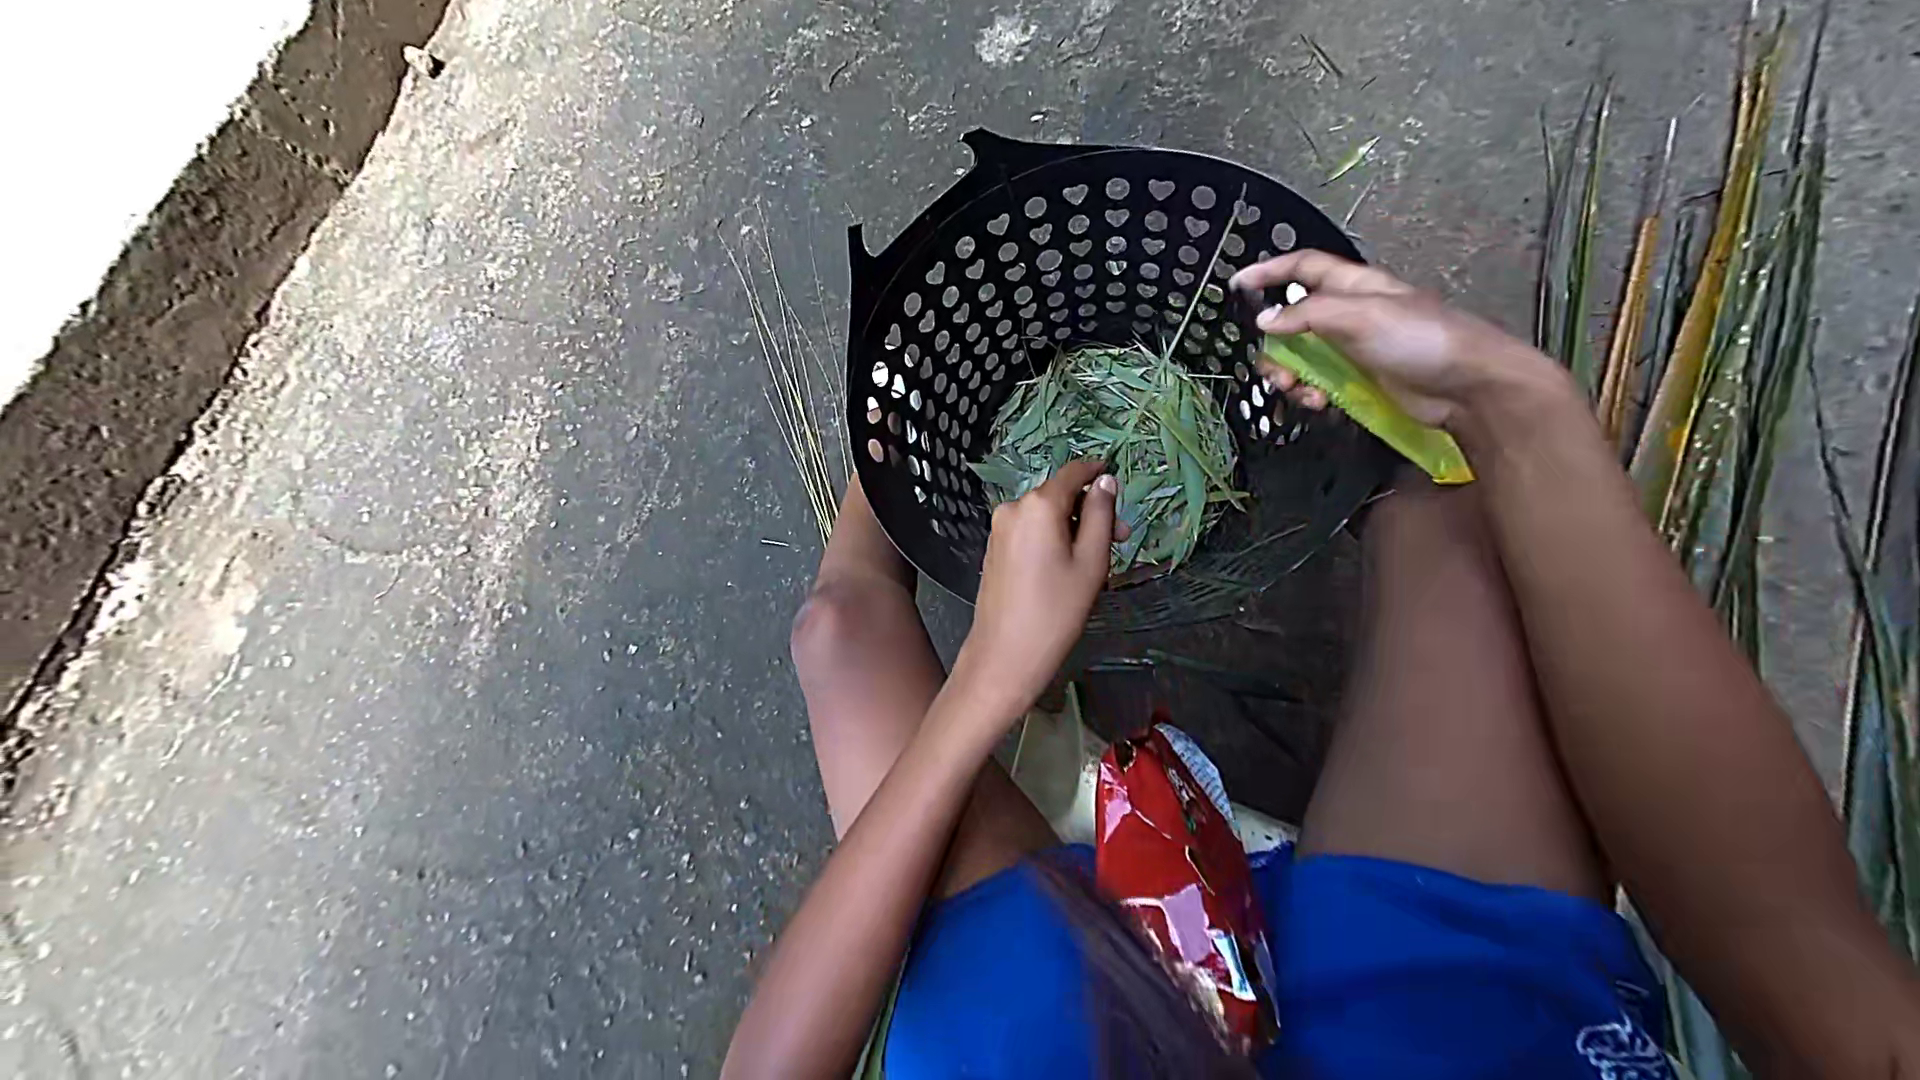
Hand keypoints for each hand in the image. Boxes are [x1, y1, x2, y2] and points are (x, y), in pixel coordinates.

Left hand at [954, 459, 1117, 720]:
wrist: (1005, 654)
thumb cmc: (1056, 610)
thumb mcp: (1091, 561)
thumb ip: (1100, 515)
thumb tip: (1105, 481)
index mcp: (1037, 505)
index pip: (1072, 473)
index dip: (1096, 471)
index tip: (1116, 476)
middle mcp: (1012, 508)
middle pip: (1058, 496)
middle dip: (1089, 510)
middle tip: (1121, 538)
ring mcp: (999, 529)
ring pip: (1044, 516)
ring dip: (1072, 526)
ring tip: (1096, 559)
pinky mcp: (993, 549)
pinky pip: (1029, 532)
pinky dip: (1051, 538)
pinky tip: (1067, 565)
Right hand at [1229, 251, 1564, 428]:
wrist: (1467, 388)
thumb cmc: (1424, 340)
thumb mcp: (1363, 316)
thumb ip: (1309, 314)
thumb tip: (1266, 321)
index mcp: (1353, 287)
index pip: (1303, 268)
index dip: (1269, 271)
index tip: (1238, 284)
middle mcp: (1348, 315)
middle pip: (1290, 323)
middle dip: (1274, 349)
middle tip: (1276, 371)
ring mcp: (1351, 349)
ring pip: (1298, 358)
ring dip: (1290, 378)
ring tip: (1302, 393)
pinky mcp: (1355, 379)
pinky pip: (1315, 383)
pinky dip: (1309, 394)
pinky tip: (1321, 404)